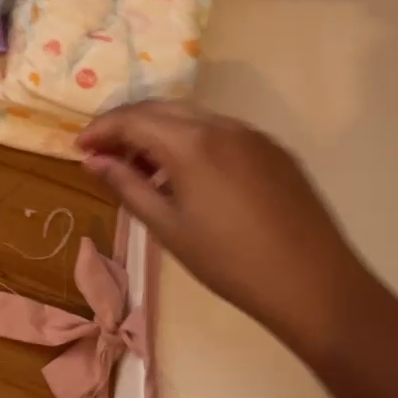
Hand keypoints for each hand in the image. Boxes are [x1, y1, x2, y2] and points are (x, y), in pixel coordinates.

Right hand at [76, 101, 384, 354]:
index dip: (99, 130)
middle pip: (158, 109)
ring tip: (141, 165)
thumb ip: (126, 186)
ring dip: (157, 131)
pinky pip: (219, 131)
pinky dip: (190, 140)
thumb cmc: (231, 263)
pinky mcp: (274, 151)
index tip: (79, 149)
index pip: (131, 119)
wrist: (318, 288)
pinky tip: (185, 174)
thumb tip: (93, 160)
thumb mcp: (167, 227)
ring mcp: (252, 135)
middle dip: (125, 124)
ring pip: (190, 116)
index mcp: (191, 143)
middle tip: (104, 153)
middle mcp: (221, 126)